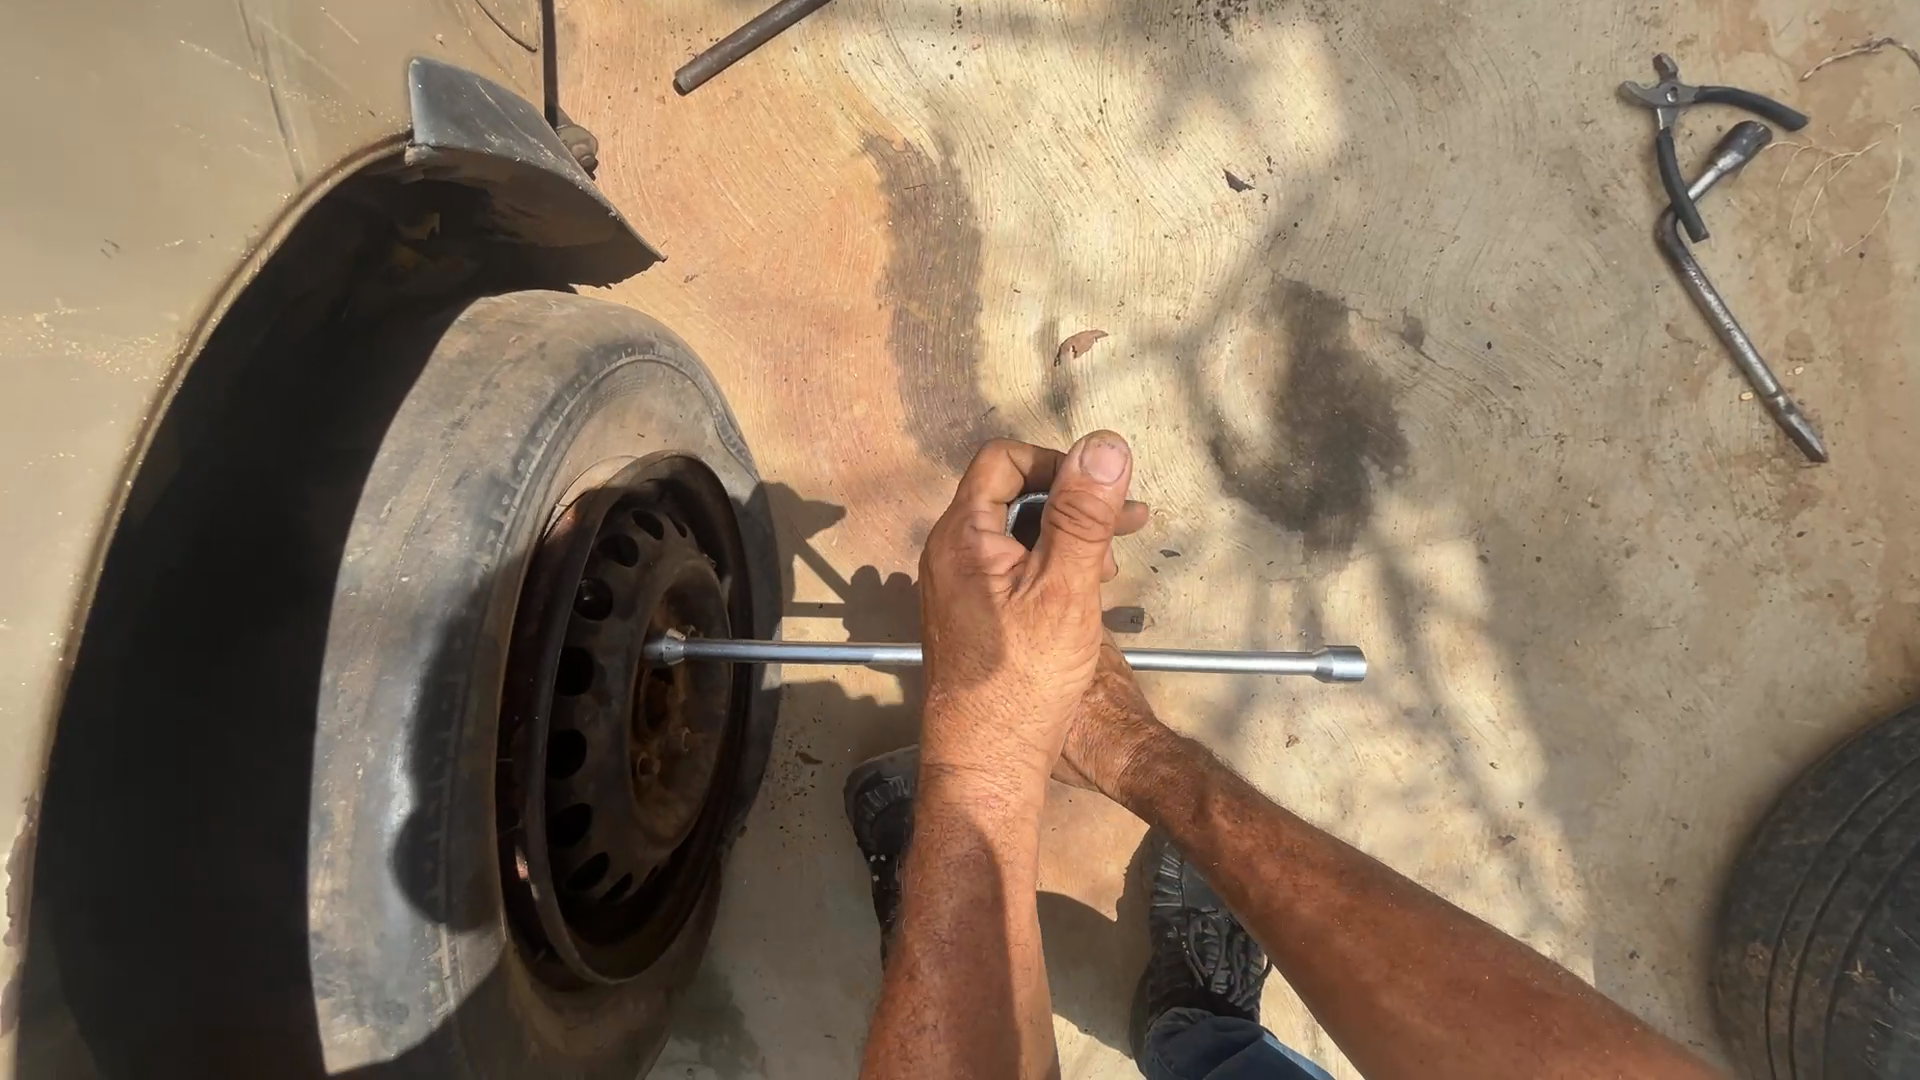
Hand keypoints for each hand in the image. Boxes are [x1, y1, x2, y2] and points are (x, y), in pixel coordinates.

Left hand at [916, 434, 1147, 803]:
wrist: (986, 759)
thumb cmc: (1023, 679)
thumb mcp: (1065, 589)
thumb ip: (1082, 515)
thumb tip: (1103, 445)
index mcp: (963, 535)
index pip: (1003, 460)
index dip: (1055, 463)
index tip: (1100, 490)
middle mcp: (950, 552)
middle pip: (1011, 496)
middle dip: (1071, 502)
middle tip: (1126, 522)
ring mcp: (957, 584)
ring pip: (1015, 534)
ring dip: (1065, 536)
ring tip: (1110, 565)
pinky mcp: (970, 611)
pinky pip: (1010, 567)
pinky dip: (1048, 565)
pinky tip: (1082, 591)